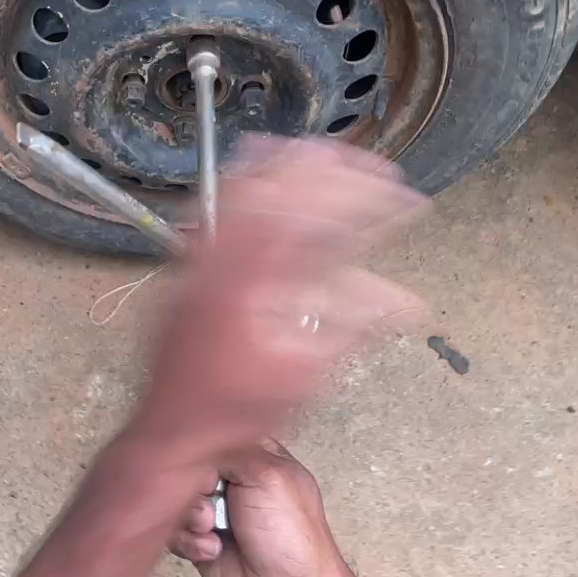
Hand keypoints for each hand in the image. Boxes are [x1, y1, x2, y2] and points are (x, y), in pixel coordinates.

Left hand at [132, 138, 424, 462]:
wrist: (174, 429)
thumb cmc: (236, 411)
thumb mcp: (306, 376)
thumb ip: (353, 327)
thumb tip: (402, 301)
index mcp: (258, 287)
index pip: (316, 222)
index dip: (359, 197)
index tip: (392, 188)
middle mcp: (223, 265)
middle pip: (277, 194)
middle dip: (324, 170)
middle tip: (360, 160)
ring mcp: (196, 265)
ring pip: (236, 196)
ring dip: (277, 166)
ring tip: (306, 147)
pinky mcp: (182, 274)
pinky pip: (204, 214)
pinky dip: (231, 186)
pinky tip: (242, 173)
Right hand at [167, 441, 359, 576]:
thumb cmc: (291, 536)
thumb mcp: (266, 475)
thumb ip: (229, 448)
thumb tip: (197, 442)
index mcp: (258, 456)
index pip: (217, 434)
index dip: (205, 447)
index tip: (206, 462)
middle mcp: (235, 481)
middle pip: (190, 465)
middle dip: (194, 485)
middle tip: (213, 502)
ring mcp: (216, 511)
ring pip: (176, 498)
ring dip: (191, 517)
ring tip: (213, 531)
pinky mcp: (200, 540)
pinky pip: (172, 530)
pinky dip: (188, 541)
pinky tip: (212, 550)